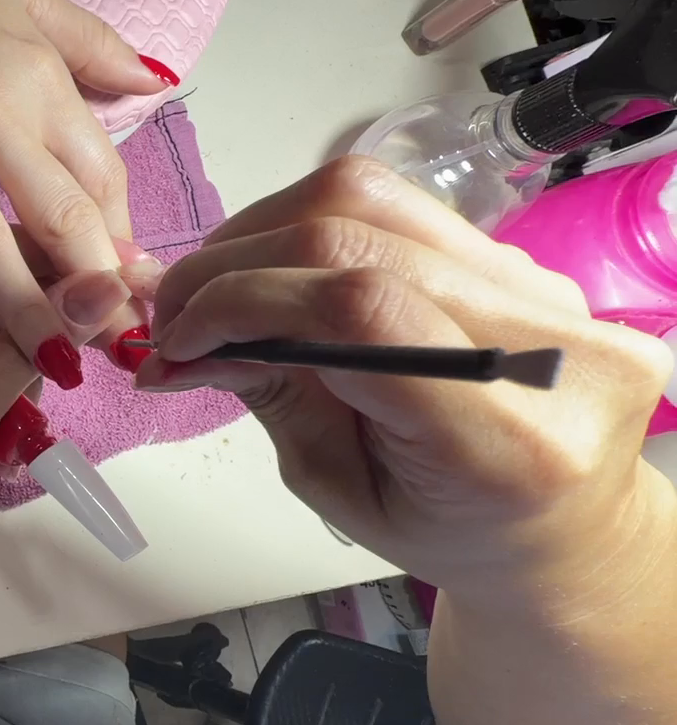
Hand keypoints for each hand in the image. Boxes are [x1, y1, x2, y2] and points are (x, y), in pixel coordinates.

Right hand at [0, 0, 170, 381]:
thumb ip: (90, 44)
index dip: (120, 240)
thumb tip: (156, 83)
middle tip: (114, 351)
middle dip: (93, 292)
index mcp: (33, 72)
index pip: (96, 172)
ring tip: (49, 366)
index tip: (129, 292)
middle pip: (56, 216)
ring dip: (21, 309)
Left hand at [0, 241, 137, 565]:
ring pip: (13, 332)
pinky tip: (9, 437)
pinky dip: (18, 396)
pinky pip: (5, 367)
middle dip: (48, 327)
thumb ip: (37, 342)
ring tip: (18, 423)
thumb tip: (109, 281)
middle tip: (113, 346)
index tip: (120, 272)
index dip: (54, 259)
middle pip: (5, 289)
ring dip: (31, 374)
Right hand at [139, 157, 674, 596]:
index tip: (175, 343)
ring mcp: (541, 282)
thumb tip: (168, 354)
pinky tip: (266, 275)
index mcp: (500, 432)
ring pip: (364, 199)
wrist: (556, 516)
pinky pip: (387, 208)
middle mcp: (541, 339)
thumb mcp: (326, 482)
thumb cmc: (435, 524)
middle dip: (225, 268)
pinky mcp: (518, 257)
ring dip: (253, 235)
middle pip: (349, 236)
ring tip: (211, 291)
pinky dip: (295, 228)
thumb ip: (266, 396)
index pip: (354, 308)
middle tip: (168, 317)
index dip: (240, 305)